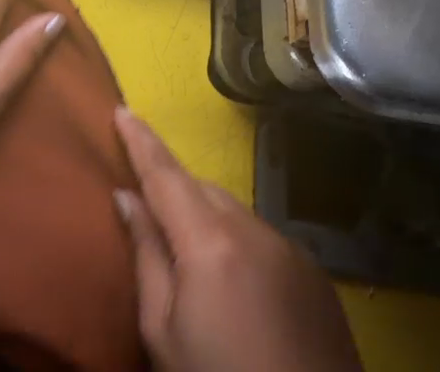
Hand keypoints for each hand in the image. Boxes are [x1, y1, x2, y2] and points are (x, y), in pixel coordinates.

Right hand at [114, 109, 361, 371]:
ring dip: (207, 217)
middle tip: (147, 208)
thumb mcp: (162, 330)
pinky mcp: (317, 277)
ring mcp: (292, 252)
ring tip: (190, 257)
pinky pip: (264, 239)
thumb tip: (127, 197)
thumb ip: (146, 256)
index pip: (165, 174)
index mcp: (210, 242)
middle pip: (202, 189)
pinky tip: (235, 285)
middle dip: (173, 188)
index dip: (141, 140)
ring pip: (235, 212)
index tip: (122, 109)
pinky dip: (239, 243)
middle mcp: (255, 231)